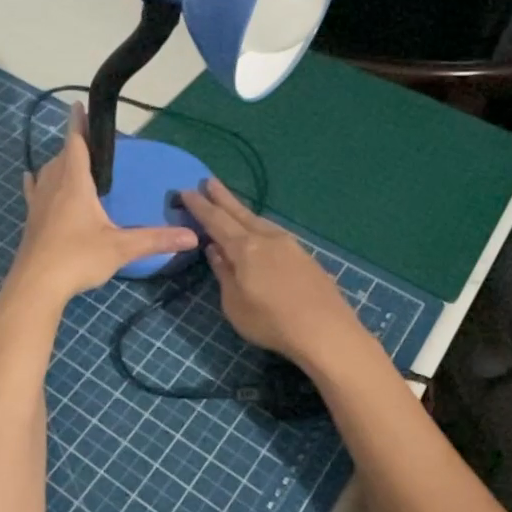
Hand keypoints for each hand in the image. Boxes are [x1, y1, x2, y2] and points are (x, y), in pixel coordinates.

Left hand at [11, 103, 198, 300]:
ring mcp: (38, 202)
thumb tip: (192, 236)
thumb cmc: (77, 258)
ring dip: (59, 163)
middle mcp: (53, 185)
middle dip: (75, 145)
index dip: (78, 123)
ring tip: (72, 162)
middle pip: (63, 155)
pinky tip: (33, 179)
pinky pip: (34, 190)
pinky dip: (37, 181)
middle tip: (92, 144)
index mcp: (75, 183)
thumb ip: (156, 239)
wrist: (36, 285)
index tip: (78, 105)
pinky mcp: (30, 220)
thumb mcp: (121, 248)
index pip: (76, 143)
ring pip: (47, 171)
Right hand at [179, 178, 367, 367]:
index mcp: (245, 248)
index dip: (200, 206)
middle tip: (209, 180)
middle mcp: (267, 239)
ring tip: (231, 205)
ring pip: (260, 221)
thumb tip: (215, 250)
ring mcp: (290, 245)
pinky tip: (259, 231)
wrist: (325, 330)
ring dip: (242, 211)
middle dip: (222, 197)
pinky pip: (274, 232)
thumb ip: (223, 273)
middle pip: (240, 213)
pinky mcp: (304, 257)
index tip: (186, 191)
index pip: (216, 221)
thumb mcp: (234, 304)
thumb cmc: (271, 321)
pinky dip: (259, 226)